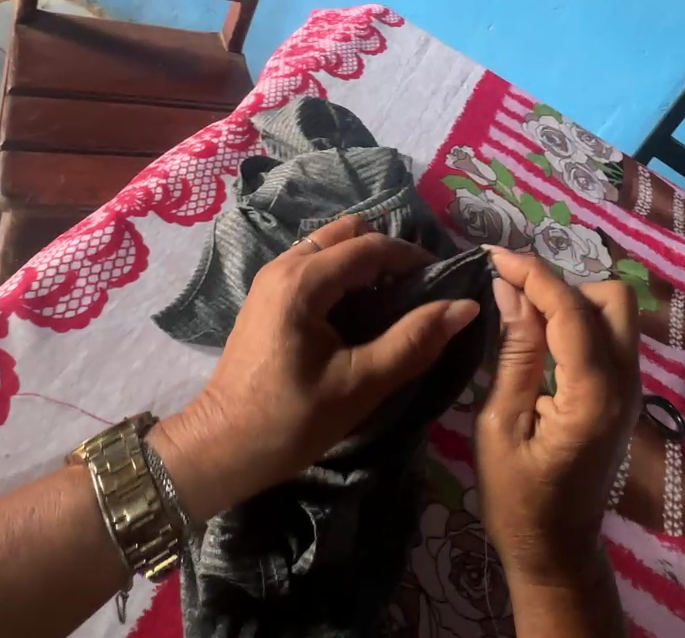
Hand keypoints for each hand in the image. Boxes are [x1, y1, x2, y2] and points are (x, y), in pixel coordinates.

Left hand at [152, 215, 480, 522]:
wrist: (219, 450)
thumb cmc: (290, 421)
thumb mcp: (360, 385)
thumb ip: (414, 342)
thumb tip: (464, 307)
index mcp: (303, 281)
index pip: (371, 246)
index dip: (413, 258)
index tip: (444, 282)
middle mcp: (284, 265)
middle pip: (348, 233)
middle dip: (387, 253)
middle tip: (414, 291)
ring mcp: (271, 277)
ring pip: (329, 245)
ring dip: (364, 262)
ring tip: (391, 302)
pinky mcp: (267, 294)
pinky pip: (314, 263)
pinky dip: (343, 273)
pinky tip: (358, 312)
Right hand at [475, 246, 639, 588]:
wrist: (557, 552)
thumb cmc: (518, 499)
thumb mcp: (500, 425)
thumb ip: (514, 353)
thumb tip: (509, 289)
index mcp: (592, 395)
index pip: (569, 309)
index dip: (531, 273)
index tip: (493, 256)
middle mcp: (624, 383)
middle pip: (612, 299)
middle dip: (562, 284)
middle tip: (515, 294)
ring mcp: (630, 388)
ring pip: (615, 313)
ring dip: (571, 299)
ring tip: (523, 312)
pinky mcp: (623, 394)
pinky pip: (609, 335)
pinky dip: (577, 320)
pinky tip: (540, 333)